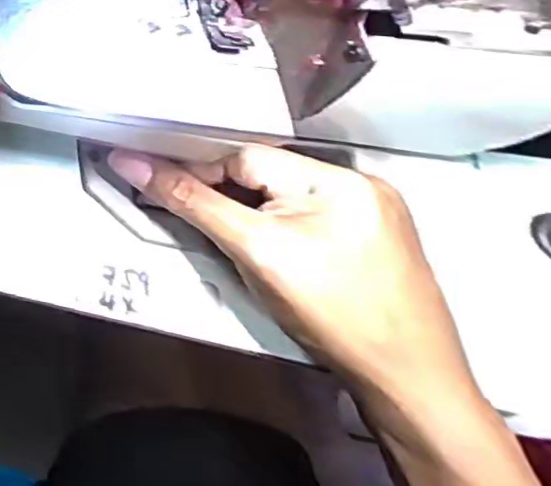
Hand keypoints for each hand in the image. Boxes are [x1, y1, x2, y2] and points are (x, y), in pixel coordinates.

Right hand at [105, 145, 474, 400]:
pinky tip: (276, 253)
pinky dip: (279, 222)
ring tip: (248, 246)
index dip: (201, 171)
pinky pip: (307, 210)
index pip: (243, 157)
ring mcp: (372, 211)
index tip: (161, 179)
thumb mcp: (254, 255)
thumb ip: (191, 202)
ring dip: (251, 209)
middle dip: (227, 193)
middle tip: (206, 223)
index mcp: (338, 181)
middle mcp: (360, 185)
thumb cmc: (343, 326)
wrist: (413, 391)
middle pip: (264, 173)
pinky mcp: (375, 235)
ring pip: (282, 193)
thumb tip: (138, 166)